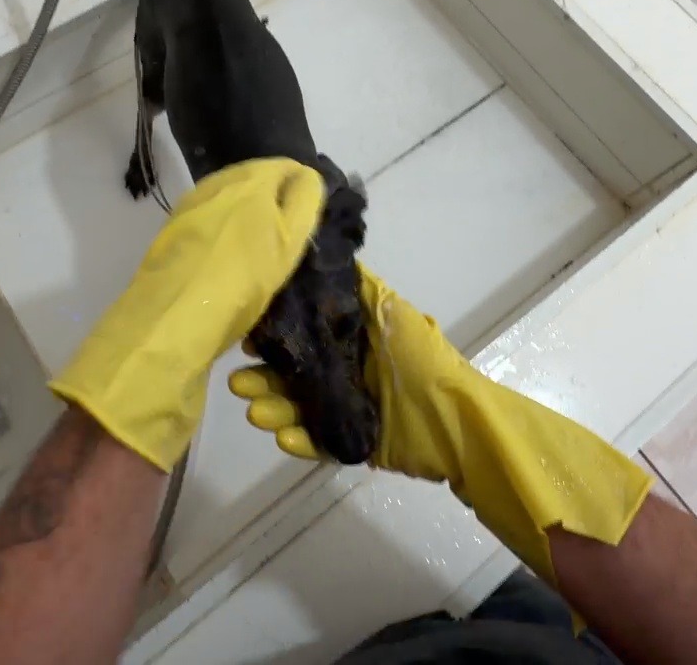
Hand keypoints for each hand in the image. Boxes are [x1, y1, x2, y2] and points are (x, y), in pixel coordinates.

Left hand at [49, 158, 324, 471]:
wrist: (166, 330)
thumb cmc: (237, 283)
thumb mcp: (285, 242)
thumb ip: (302, 202)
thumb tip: (306, 175)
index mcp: (246, 180)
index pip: (285, 168)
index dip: (304, 189)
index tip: (315, 221)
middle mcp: (214, 187)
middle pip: (257, 184)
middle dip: (277, 206)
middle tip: (296, 243)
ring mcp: (189, 213)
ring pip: (233, 209)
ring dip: (252, 226)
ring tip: (268, 261)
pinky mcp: (173, 242)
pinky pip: (212, 233)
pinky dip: (228, 245)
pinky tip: (235, 273)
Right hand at [229, 265, 650, 586]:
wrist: (459, 421)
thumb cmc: (425, 362)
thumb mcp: (395, 313)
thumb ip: (363, 289)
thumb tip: (329, 256)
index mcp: (353, 341)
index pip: (306, 338)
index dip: (278, 338)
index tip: (249, 338)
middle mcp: (346, 372)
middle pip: (297, 374)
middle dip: (266, 378)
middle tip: (237, 381)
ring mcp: (349, 408)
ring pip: (303, 408)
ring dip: (276, 408)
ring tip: (253, 410)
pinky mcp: (355, 441)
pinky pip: (321, 441)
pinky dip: (301, 440)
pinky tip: (282, 436)